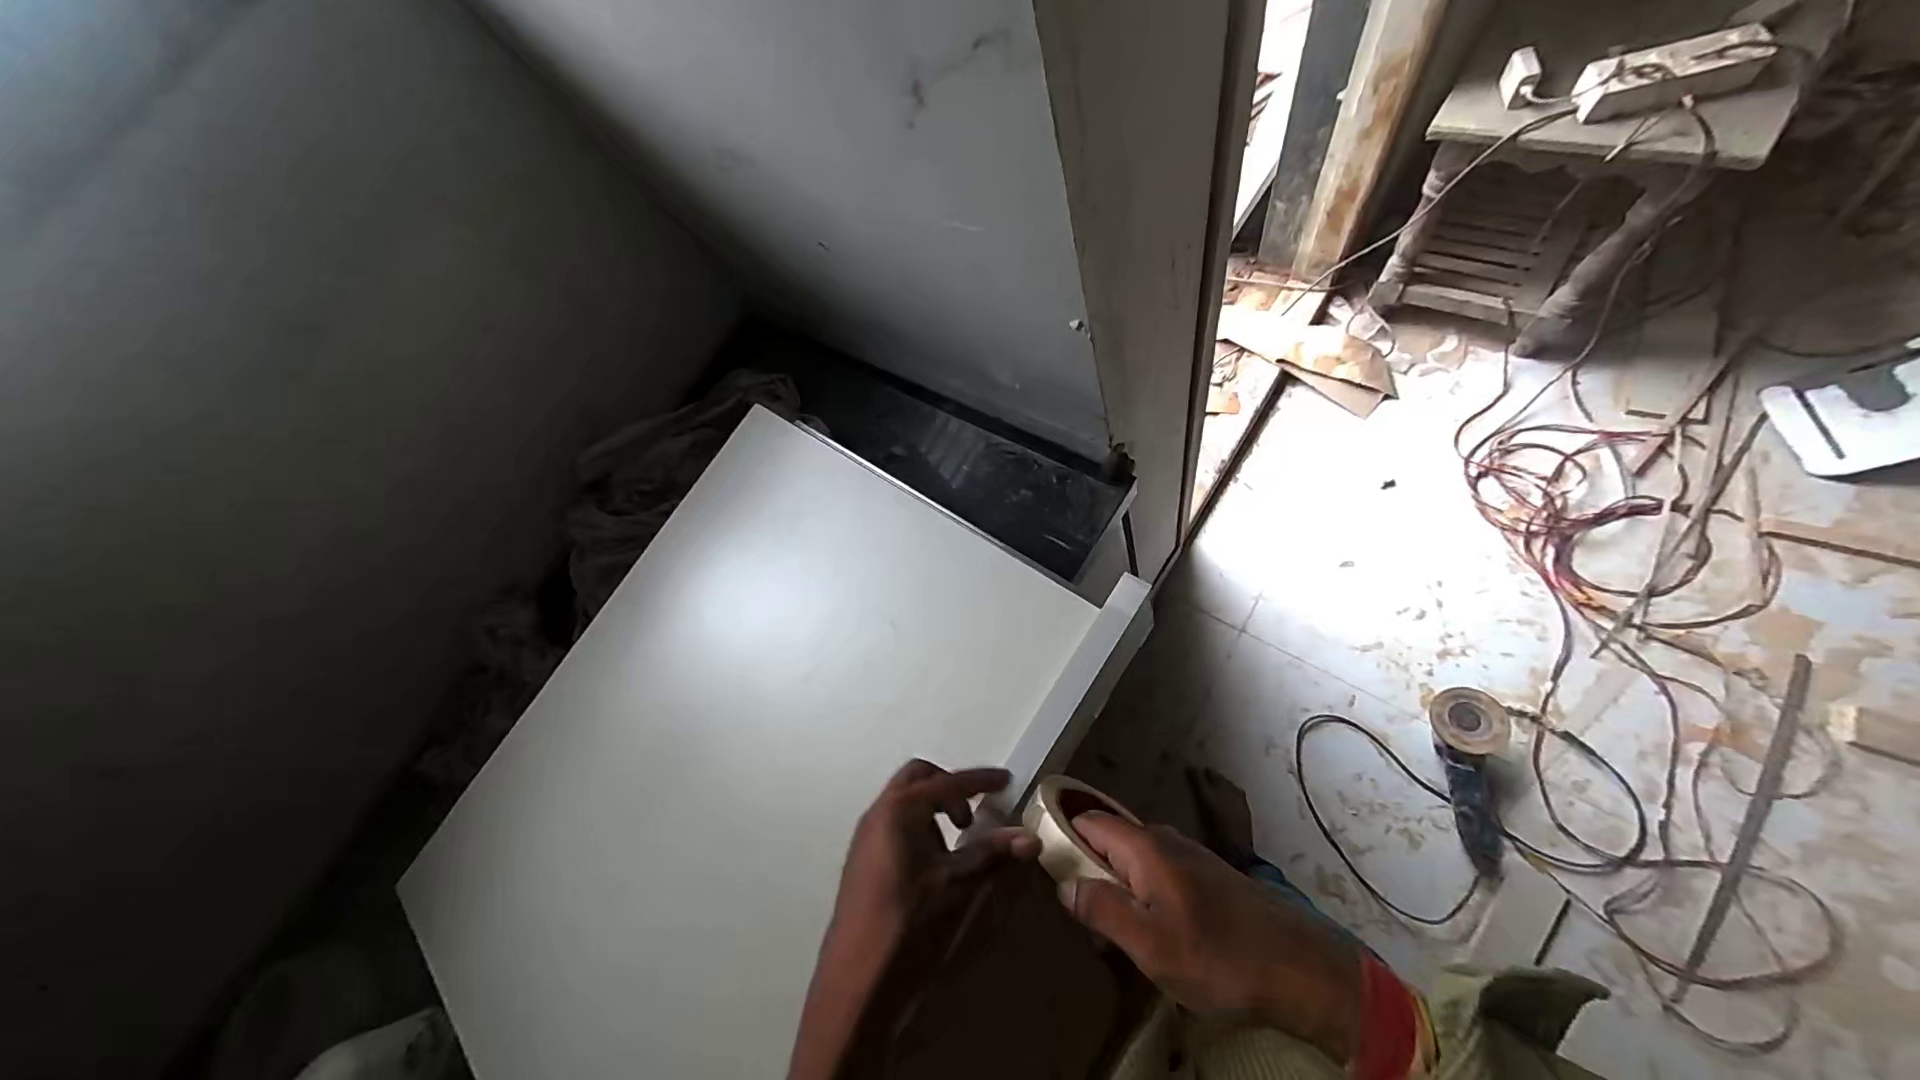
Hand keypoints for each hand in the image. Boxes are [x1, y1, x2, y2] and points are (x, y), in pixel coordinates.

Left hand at [788, 760, 1038, 1079]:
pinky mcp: (862, 860)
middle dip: (950, 788)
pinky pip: (895, 825)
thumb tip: (1030, 838)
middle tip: (974, 813)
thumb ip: (993, 855)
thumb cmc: (907, 923)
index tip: (1005, 781)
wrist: (855, 979)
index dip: (979, 781)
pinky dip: (919, 828)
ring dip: (933, 809)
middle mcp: (878, 813)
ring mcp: (865, 836)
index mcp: (899, 809)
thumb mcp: (957, 886)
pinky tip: (934, 866)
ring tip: (958, 843)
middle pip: (918, 780)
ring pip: (903, 802)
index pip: (947, 782)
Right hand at [1058, 812, 1363, 1062]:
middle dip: (1089, 866)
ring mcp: (1189, 854)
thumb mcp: (1150, 945)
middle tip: (1082, 912)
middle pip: (1110, 837)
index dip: (1062, 836)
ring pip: (1134, 856)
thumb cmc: (1219, 957)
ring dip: (1118, 882)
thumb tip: (1065, 884)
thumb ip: (1102, 909)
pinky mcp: (1208, 874)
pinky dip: (1143, 889)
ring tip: (1116, 927)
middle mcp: (1164, 839)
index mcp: (1144, 847)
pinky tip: (1154, 925)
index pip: (1088, 821)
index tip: (1046, 865)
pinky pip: (1158, 870)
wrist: (1300, 969)